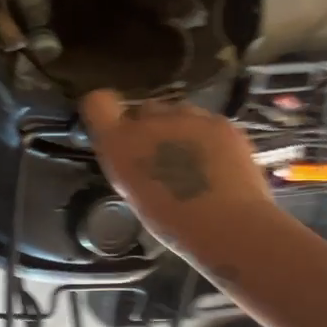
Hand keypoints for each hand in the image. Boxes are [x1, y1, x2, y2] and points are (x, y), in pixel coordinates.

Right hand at [79, 89, 277, 246]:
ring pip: (178, 113)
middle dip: (151, 126)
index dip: (106, 109)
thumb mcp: (130, 189)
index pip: (97, 102)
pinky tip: (220, 160)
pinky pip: (208, 122)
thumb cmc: (170, 220)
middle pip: (144, 109)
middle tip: (164, 153)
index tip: (116, 124)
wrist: (229, 224)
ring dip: (181, 128)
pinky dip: (210, 136)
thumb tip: (137, 155)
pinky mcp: (221, 123)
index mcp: (117, 140)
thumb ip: (127, 161)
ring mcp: (186, 118)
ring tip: (196, 157)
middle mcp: (147, 121)